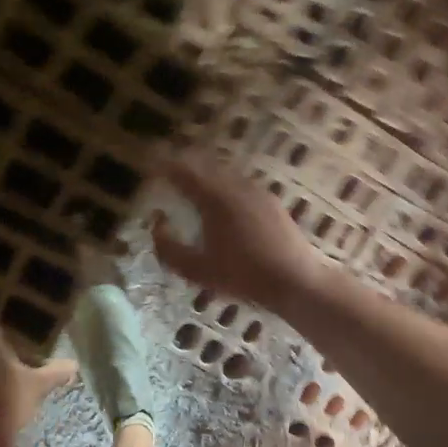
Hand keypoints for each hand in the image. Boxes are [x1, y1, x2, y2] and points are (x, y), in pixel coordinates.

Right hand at [151, 156, 327, 307]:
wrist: (295, 280)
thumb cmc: (243, 276)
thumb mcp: (197, 270)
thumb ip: (169, 249)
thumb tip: (156, 225)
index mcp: (214, 199)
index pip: (183, 172)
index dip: (164, 168)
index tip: (152, 168)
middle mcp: (235, 187)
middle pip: (205, 167)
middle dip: (185, 168)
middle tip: (169, 174)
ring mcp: (257, 192)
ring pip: (225, 174)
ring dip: (206, 176)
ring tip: (194, 187)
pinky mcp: (271, 202)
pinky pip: (241, 185)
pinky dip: (225, 186)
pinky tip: (225, 203)